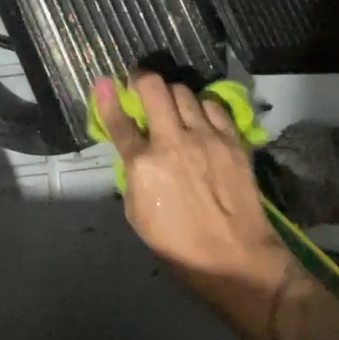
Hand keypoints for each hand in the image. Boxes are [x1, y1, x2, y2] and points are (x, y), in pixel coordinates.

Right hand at [95, 73, 295, 308]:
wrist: (235, 258)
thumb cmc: (178, 244)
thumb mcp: (137, 213)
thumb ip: (132, 172)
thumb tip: (132, 147)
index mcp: (143, 166)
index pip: (119, 122)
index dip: (107, 98)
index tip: (103, 82)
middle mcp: (172, 142)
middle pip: (154, 88)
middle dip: (142, 81)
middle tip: (141, 87)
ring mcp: (206, 138)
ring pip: (183, 91)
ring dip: (172, 96)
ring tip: (173, 108)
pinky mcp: (232, 141)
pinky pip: (213, 105)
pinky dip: (201, 107)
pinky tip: (201, 119)